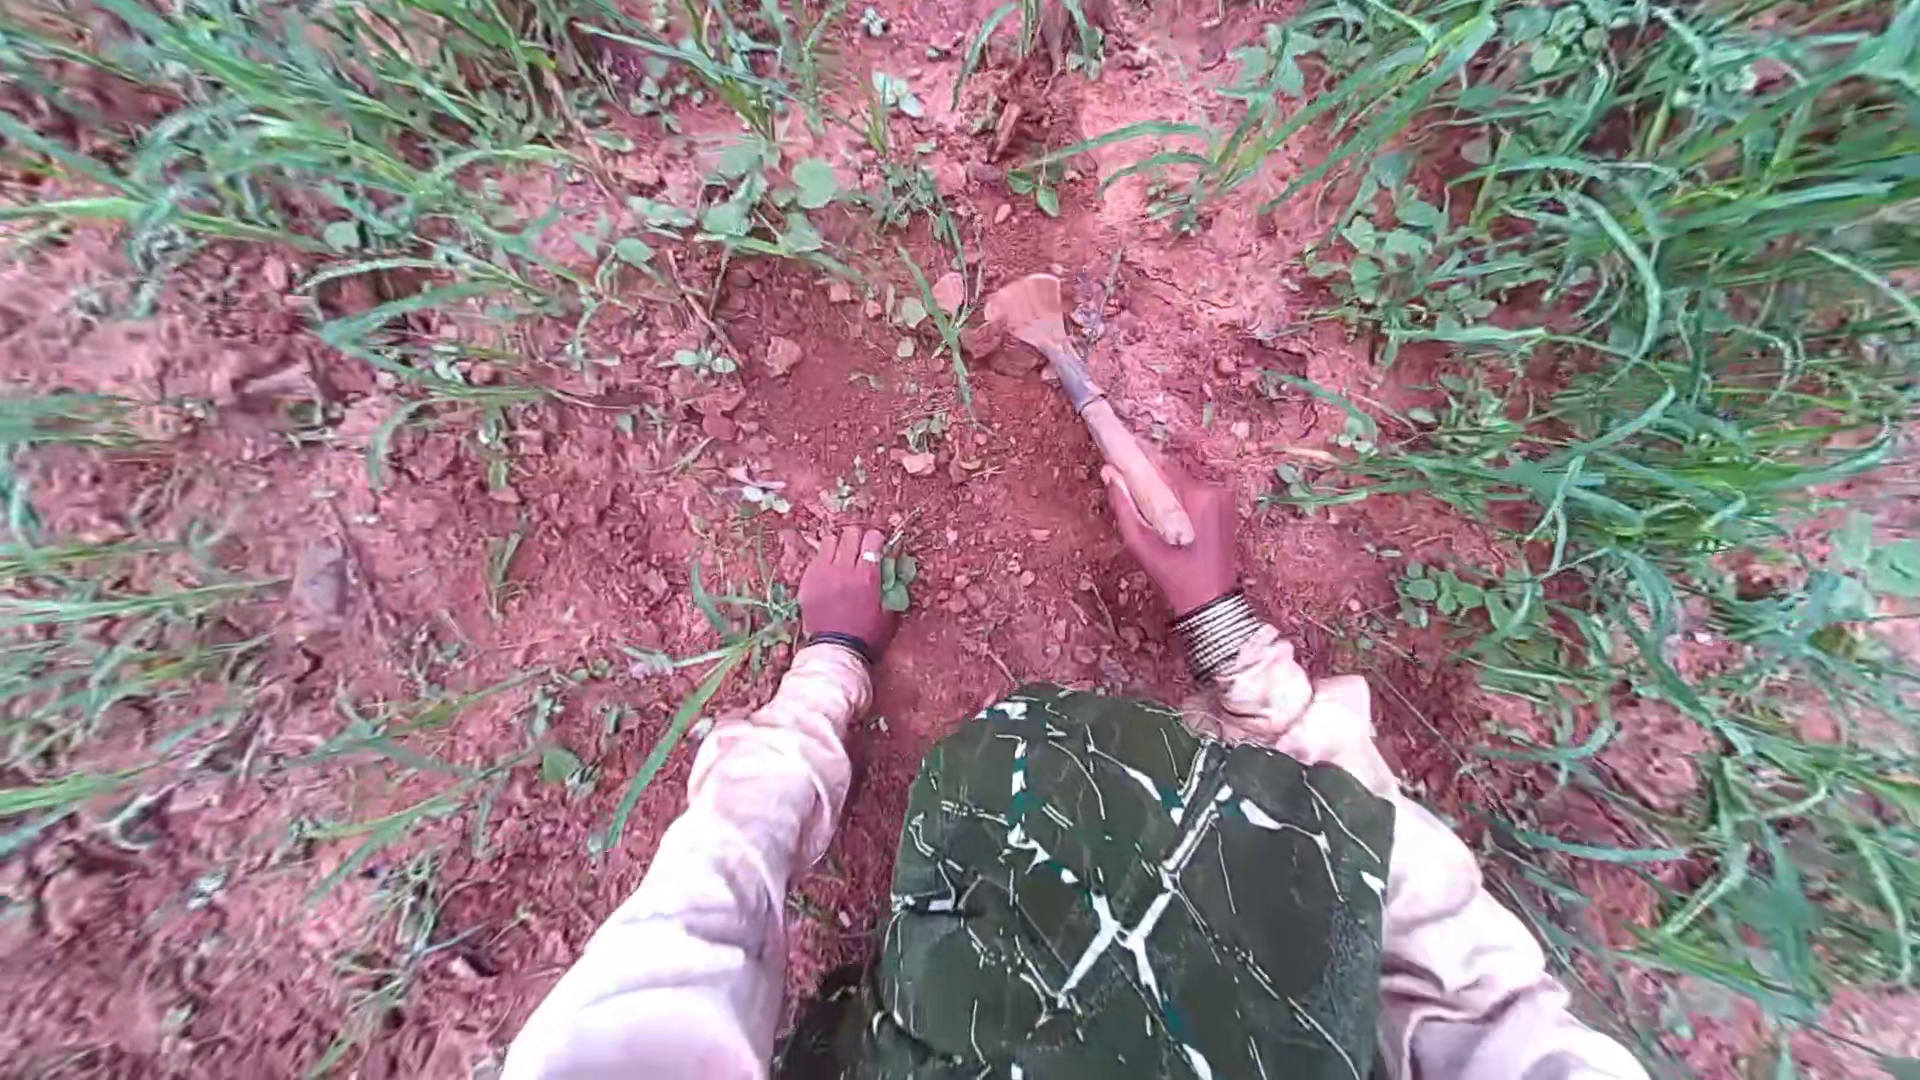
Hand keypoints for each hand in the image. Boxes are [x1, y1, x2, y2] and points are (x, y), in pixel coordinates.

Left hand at [799, 526, 896, 657]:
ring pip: (830, 540)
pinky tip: (830, 572)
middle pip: (851, 534)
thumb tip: (894, 567)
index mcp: (867, 576)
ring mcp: (822, 574)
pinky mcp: (807, 581)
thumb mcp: (890, 613)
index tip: (878, 546)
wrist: (836, 651)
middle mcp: (844, 570)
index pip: (872, 539)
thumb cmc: (867, 635)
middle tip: (860, 550)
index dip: (877, 539)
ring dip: (839, 545)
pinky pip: (816, 557)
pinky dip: (825, 560)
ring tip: (842, 557)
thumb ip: (893, 586)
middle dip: (859, 538)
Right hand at [1102, 462, 1236, 616]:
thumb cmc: (1173, 575)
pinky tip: (1164, 509)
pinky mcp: (1225, 508)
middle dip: (1151, 475)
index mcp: (1197, 495)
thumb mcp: (1139, 542)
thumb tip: (1108, 473)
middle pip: (1174, 472)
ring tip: (1143, 496)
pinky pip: (1196, 493)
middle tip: (1127, 478)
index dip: (1139, 457)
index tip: (1120, 451)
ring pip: (1184, 482)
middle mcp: (1214, 490)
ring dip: (1165, 486)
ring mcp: (1223, 499)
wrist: (1210, 601)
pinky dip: (1178, 496)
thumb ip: (1123, 505)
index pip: (1162, 464)